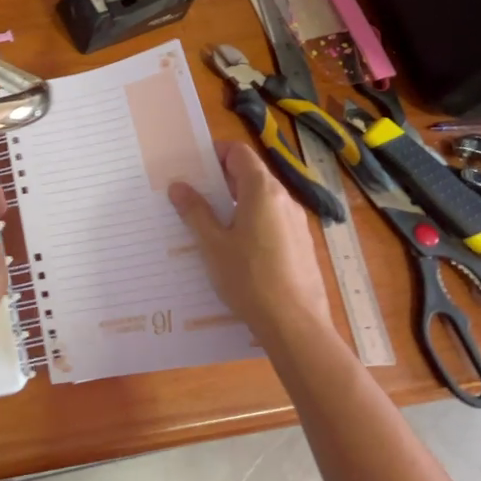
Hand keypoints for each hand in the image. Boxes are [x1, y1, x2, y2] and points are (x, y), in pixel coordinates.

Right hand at [170, 142, 332, 342]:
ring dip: (235, 203)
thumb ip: (195, 211)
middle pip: (251, 174)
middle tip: (192, 195)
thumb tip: (178, 186)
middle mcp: (284, 200)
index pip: (238, 153)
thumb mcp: (212, 245)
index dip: (215, 153)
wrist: (296, 327)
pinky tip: (234, 249)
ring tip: (209, 223)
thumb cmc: (249, 279)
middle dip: (220, 180)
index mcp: (262, 191)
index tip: (192, 167)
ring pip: (261, 199)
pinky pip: (272, 221)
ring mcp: (296, 224)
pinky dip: (251, 222)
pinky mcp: (301, 246)